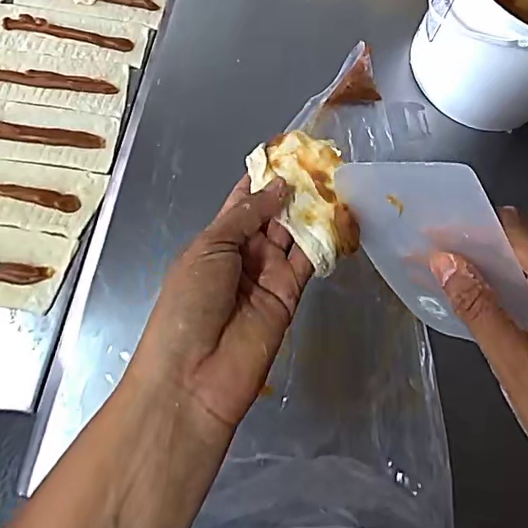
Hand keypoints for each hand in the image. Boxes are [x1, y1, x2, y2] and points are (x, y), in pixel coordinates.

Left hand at [130, 175, 315, 434]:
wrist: (192, 379)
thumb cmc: (187, 306)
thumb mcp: (209, 249)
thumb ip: (248, 215)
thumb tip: (279, 185)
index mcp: (218, 238)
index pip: (245, 199)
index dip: (264, 175)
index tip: (287, 148)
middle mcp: (246, 251)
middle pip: (275, 212)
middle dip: (294, 187)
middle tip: (321, 159)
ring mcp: (270, 272)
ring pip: (295, 231)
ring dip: (312, 207)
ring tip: (335, 178)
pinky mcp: (292, 292)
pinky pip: (310, 259)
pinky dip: (326, 237)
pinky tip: (341, 215)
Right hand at [432, 207, 527, 527]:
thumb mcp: (519, 372)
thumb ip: (480, 309)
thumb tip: (447, 262)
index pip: (520, 233)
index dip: (477, 230)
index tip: (441, 235)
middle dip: (486, 251)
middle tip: (444, 263)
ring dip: (503, 271)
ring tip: (462, 280)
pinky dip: (523, 288)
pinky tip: (497, 303)